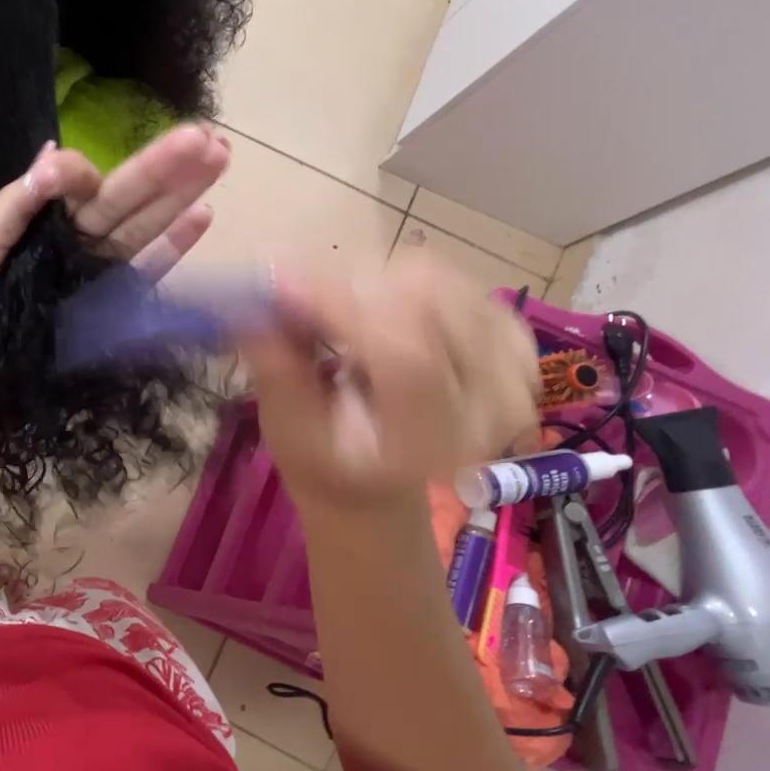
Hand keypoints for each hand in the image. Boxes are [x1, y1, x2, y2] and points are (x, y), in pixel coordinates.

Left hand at [0, 124, 230, 363]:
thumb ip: (11, 208)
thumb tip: (50, 152)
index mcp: (38, 224)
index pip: (75, 187)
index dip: (86, 173)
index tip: (83, 176)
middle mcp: (74, 243)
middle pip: (121, 199)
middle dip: (162, 166)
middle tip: (205, 135)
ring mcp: (95, 275)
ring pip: (143, 226)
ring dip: (182, 193)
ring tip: (220, 156)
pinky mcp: (110, 309)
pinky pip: (147, 273)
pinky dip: (176, 247)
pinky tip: (206, 215)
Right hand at [240, 257, 540, 510]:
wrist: (383, 487)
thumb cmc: (329, 467)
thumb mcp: (291, 438)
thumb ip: (279, 375)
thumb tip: (254, 309)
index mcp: (432, 445)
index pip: (404, 356)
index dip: (340, 307)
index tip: (281, 282)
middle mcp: (491, 406)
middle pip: (425, 305)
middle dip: (350, 289)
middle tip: (299, 300)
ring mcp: (513, 371)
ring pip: (439, 282)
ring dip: (375, 284)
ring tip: (338, 315)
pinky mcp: (515, 345)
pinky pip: (456, 283)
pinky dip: (406, 284)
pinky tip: (381, 314)